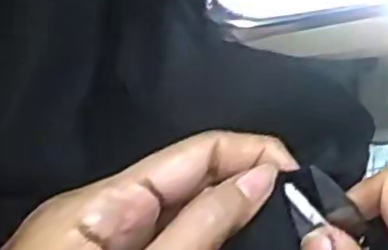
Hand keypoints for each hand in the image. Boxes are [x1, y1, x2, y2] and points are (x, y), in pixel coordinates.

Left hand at [2, 131, 296, 249]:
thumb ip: (203, 225)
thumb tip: (265, 175)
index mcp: (96, 206)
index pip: (201, 149)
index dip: (255, 154)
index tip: (295, 183)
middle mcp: (94, 217)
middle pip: (192, 178)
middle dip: (244, 189)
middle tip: (290, 215)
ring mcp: (92, 248)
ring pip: (182, 213)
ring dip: (227, 218)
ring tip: (269, 232)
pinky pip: (163, 241)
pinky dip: (201, 242)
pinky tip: (228, 249)